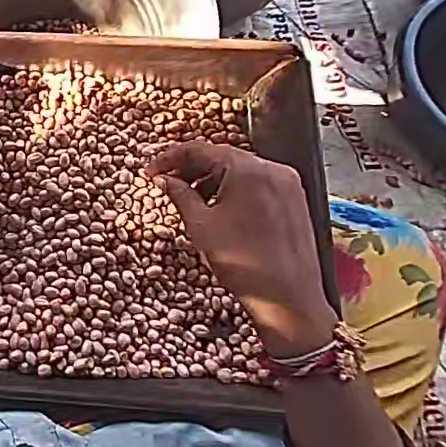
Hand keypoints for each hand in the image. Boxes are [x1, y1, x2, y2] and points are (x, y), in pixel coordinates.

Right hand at [147, 141, 338, 357]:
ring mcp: (287, 184)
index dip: (170, 158)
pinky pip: (255, 184)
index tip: (152, 170)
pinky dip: (231, 189)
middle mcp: (273, 170)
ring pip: (238, 170)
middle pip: (221, 157)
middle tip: (164, 182)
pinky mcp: (293, 200)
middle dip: (189, 168)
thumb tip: (164, 180)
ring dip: (209, 179)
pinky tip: (215, 207)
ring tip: (187, 198)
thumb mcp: (200, 226)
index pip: (201, 150)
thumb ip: (180, 195)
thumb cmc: (245, 263)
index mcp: (249, 171)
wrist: (287, 296)